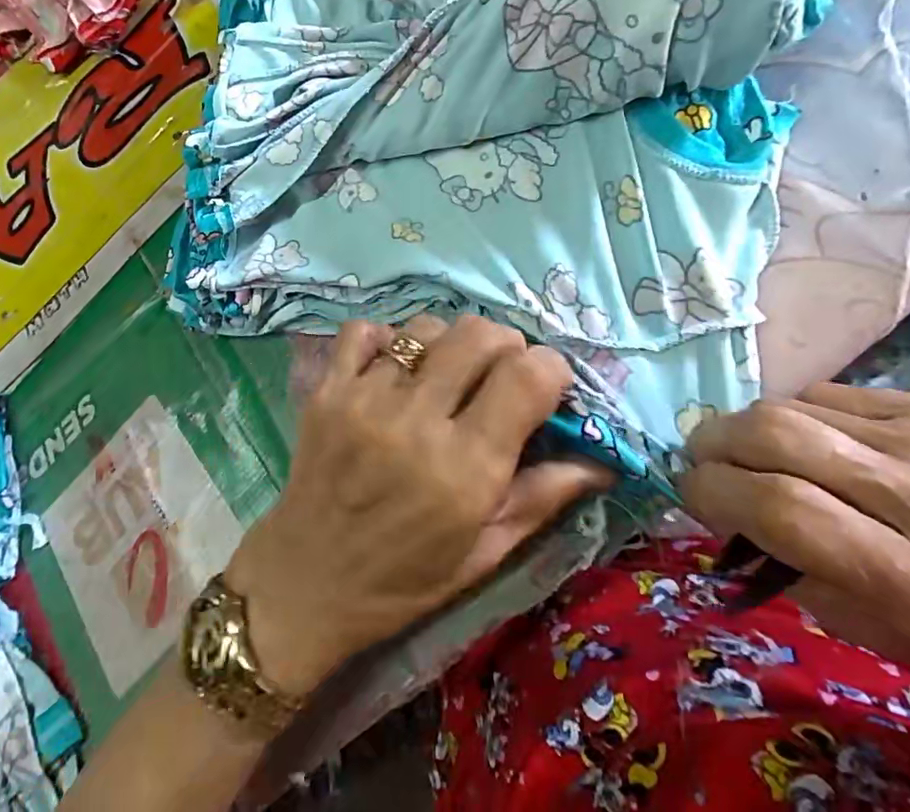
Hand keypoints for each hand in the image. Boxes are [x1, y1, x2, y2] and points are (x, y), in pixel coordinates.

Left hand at [224, 316, 612, 697]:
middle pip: (479, 335)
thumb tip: (601, 461)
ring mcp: (364, 399)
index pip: (527, 375)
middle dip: (504, 347)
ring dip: (449, 345)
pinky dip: (386, 339)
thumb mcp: (482, 553)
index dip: (550, 370)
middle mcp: (416, 421)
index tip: (546, 389)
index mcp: (466, 468)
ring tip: (444, 378)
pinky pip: (362, 332)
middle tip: (498, 378)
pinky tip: (392, 369)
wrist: (307, 580)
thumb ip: (540, 499)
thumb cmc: (402, 580)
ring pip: (425, 328)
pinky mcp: (326, 392)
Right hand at [679, 384, 909, 780]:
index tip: (694, 497)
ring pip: (794, 404)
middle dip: (714, 442)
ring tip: (763, 455)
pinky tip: (827, 446)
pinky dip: (807, 418)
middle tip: (707, 461)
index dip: (711, 492)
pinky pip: (836, 395)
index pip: (776, 505)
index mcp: (907, 576)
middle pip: (774, 432)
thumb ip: (781, 560)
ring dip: (755, 429)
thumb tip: (719, 502)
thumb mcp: (864, 629)